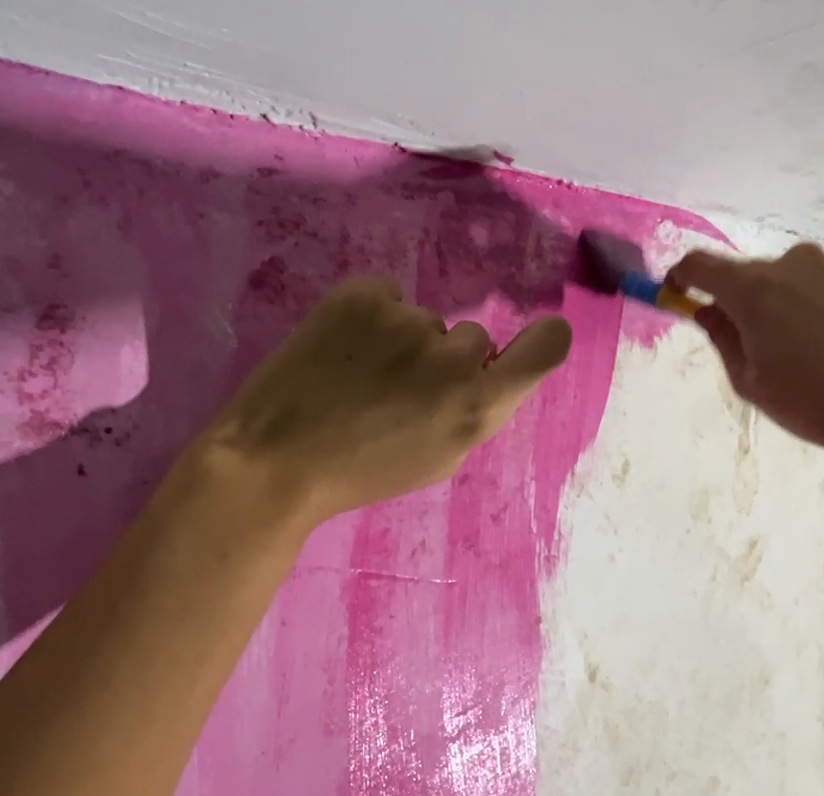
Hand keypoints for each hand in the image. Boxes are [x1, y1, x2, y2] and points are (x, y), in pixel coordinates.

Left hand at [200, 276, 572, 524]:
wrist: (277, 459)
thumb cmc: (360, 473)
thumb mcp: (437, 460)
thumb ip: (475, 414)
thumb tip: (487, 375)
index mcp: (475, 409)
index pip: (547, 348)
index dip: (542, 339)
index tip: (534, 338)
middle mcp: (452, 358)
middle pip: (474, 339)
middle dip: (448, 361)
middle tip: (399, 392)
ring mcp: (407, 320)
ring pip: (424, 322)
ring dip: (404, 342)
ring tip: (357, 377)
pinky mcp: (362, 294)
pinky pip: (387, 298)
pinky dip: (371, 319)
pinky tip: (341, 351)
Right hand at [667, 243, 823, 464]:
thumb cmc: (820, 404)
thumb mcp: (753, 385)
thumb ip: (724, 341)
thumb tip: (709, 313)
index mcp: (756, 289)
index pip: (701, 264)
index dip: (682, 277)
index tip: (679, 295)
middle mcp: (797, 263)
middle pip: (753, 275)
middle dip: (744, 304)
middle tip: (755, 351)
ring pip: (797, 282)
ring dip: (789, 309)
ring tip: (808, 357)